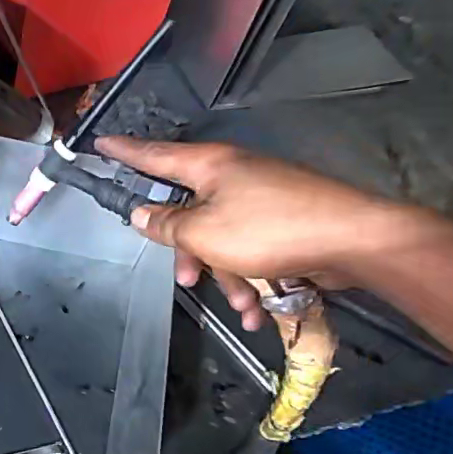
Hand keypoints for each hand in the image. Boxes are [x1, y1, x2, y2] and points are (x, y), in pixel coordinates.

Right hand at [95, 136, 411, 330]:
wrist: (351, 240)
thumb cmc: (269, 230)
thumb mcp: (204, 233)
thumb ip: (168, 225)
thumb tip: (141, 213)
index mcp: (209, 167)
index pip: (153, 156)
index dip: (125, 152)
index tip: (101, 144)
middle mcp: (233, 176)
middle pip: (189, 212)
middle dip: (188, 253)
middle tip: (187, 279)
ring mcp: (261, 198)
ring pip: (222, 238)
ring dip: (226, 277)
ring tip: (241, 303)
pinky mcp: (283, 222)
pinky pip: (251, 250)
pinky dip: (252, 278)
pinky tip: (259, 309)